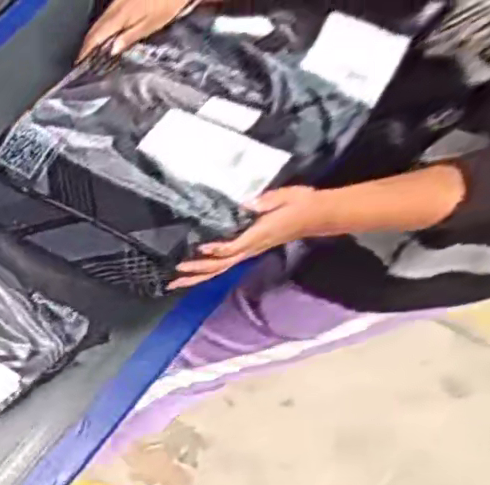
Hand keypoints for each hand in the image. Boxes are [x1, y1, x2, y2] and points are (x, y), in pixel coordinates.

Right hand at [79, 0, 196, 59]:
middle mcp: (116, 6)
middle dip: (87, 46)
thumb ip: (129, 37)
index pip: (94, 37)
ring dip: (94, 36)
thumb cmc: (169, 1)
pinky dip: (103, 27)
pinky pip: (108, 14)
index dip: (84, 53)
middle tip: (83, 61)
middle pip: (95, 28)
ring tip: (93, 50)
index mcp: (120, 16)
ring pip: (100, 21)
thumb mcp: (152, 23)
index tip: (78, 66)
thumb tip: (111, 51)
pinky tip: (107, 33)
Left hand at [168, 185, 336, 289]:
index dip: (217, 249)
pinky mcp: (246, 253)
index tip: (200, 248)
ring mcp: (246, 253)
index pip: (233, 247)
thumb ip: (266, 201)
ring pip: (217, 270)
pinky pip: (222, 266)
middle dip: (196, 271)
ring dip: (195, 278)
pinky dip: (204, 272)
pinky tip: (190, 275)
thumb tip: (246, 203)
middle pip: (218, 265)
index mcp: (257, 235)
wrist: (316, 214)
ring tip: (173, 283)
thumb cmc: (299, 203)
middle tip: (174, 274)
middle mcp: (249, 249)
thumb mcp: (285, 196)